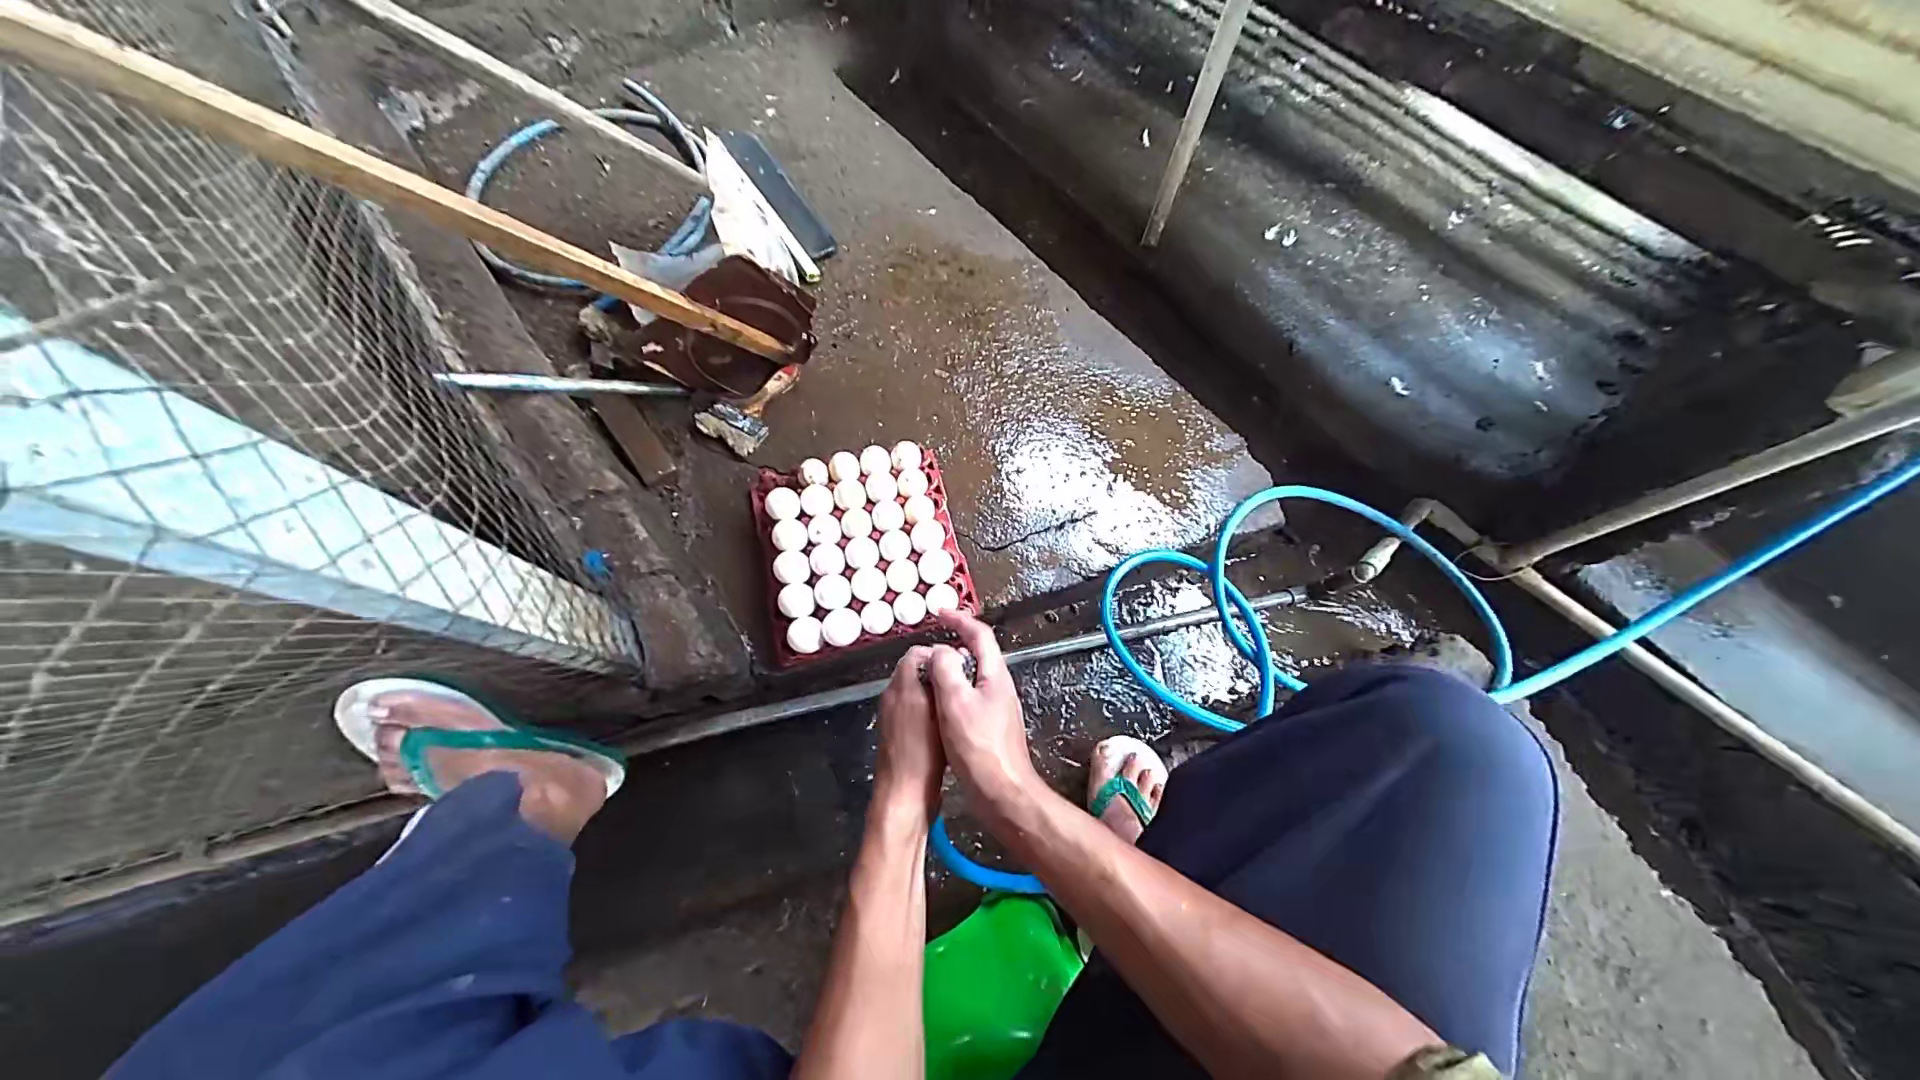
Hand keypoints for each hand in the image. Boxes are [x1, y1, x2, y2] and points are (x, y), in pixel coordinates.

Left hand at [874, 645, 944, 823]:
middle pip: (914, 669)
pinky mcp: (894, 732)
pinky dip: (925, 709)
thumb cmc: (924, 754)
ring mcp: (890, 714)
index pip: (917, 653)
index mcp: (901, 685)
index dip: (940, 656)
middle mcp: (891, 695)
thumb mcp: (939, 711)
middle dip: (936, 673)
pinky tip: (943, 724)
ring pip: (913, 690)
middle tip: (958, 685)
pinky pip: (911, 708)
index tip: (958, 666)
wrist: (904, 794)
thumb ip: (939, 681)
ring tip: (954, 704)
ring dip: (931, 692)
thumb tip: (945, 661)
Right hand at [925, 611, 1043, 829]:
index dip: (959, 620)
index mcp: (994, 676)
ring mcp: (996, 708)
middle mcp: (999, 687)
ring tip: (928, 671)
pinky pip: (968, 697)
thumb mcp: (956, 702)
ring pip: (972, 677)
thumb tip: (940, 651)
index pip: (979, 635)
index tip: (939, 614)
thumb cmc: (979, 747)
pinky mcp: (989, 727)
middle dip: (954, 643)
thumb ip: (946, 669)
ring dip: (951, 668)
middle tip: (930, 644)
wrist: (1003, 792)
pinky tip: (937, 704)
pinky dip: (951, 691)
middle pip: (977, 654)